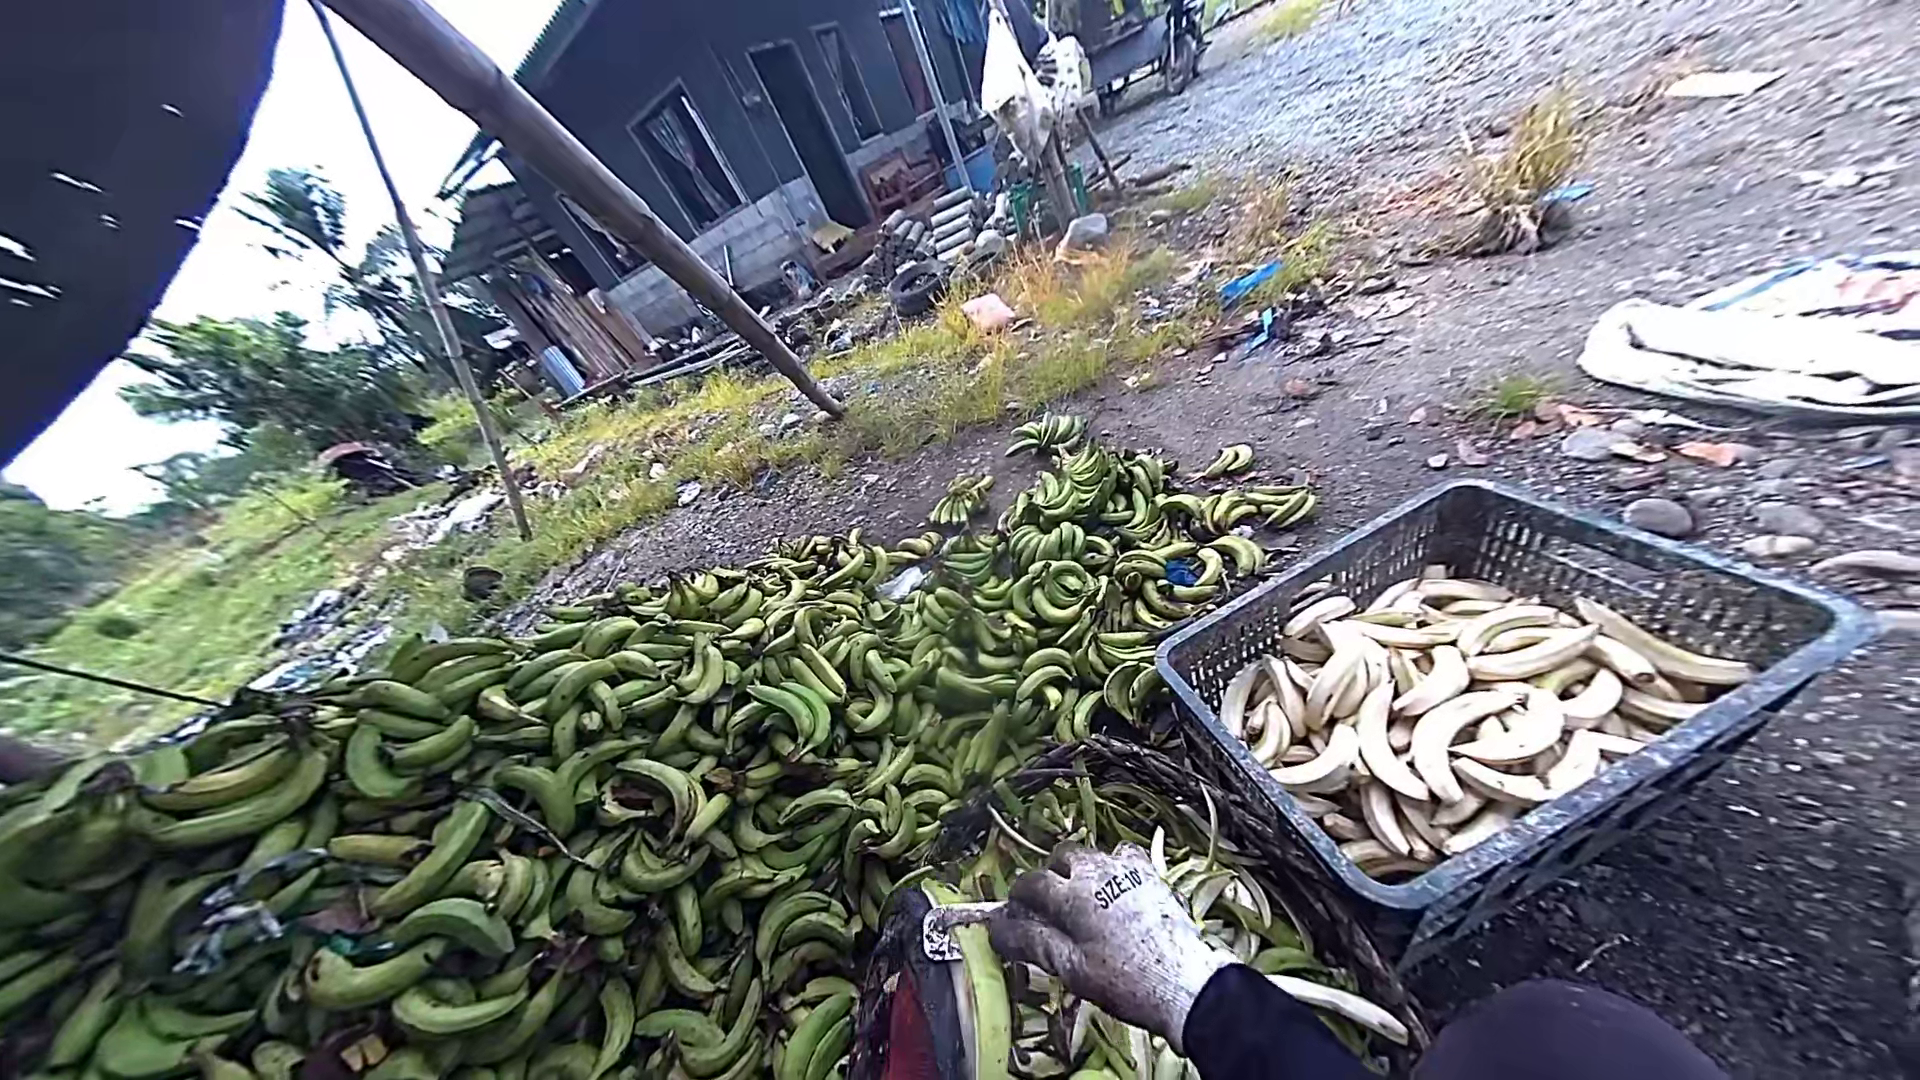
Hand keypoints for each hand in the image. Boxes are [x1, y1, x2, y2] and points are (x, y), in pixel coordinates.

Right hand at [988, 843, 1233, 1053]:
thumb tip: (998, 929)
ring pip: (1090, 854)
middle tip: (1051, 904)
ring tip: (1083, 897)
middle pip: (1060, 858)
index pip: (1032, 883)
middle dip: (1050, 876)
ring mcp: (1123, 867)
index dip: (1019, 896)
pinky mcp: (1148, 872)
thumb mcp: (1072, 969)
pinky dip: (1114, 865)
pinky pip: (1123, 855)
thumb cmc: (1124, 981)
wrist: (1185, 983)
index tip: (1015, 911)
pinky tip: (1117, 886)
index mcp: (1071, 895)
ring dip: (1080, 869)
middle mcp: (1094, 870)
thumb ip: (1033, 942)